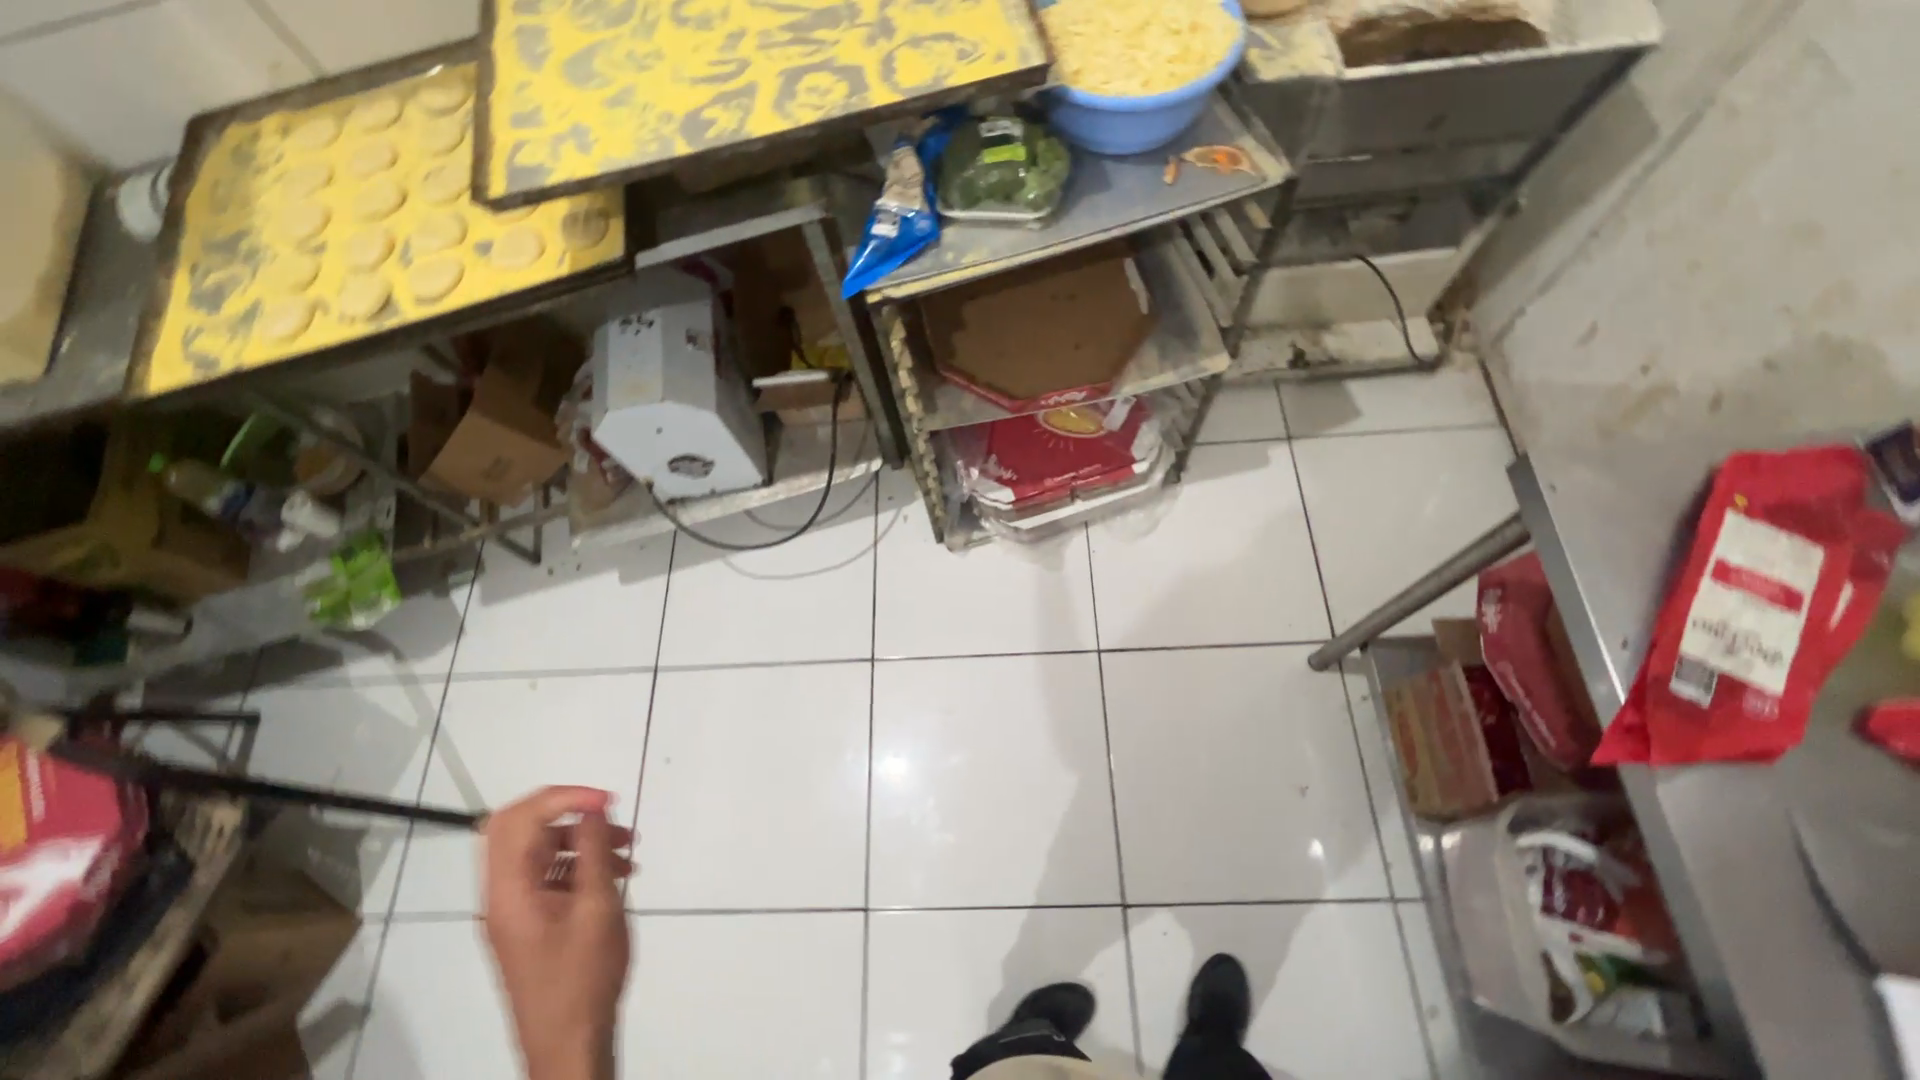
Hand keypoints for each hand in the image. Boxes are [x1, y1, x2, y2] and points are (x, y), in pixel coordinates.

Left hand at [481, 786, 634, 1079]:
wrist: (568, 1046)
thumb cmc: (584, 978)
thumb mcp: (598, 909)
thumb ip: (594, 852)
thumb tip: (592, 806)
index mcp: (508, 890)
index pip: (518, 819)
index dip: (563, 797)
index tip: (608, 801)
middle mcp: (501, 895)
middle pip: (518, 829)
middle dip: (568, 812)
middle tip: (610, 815)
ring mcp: (514, 911)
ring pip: (537, 852)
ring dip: (581, 840)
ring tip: (629, 850)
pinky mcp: (530, 925)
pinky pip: (548, 877)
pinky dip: (581, 865)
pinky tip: (618, 875)